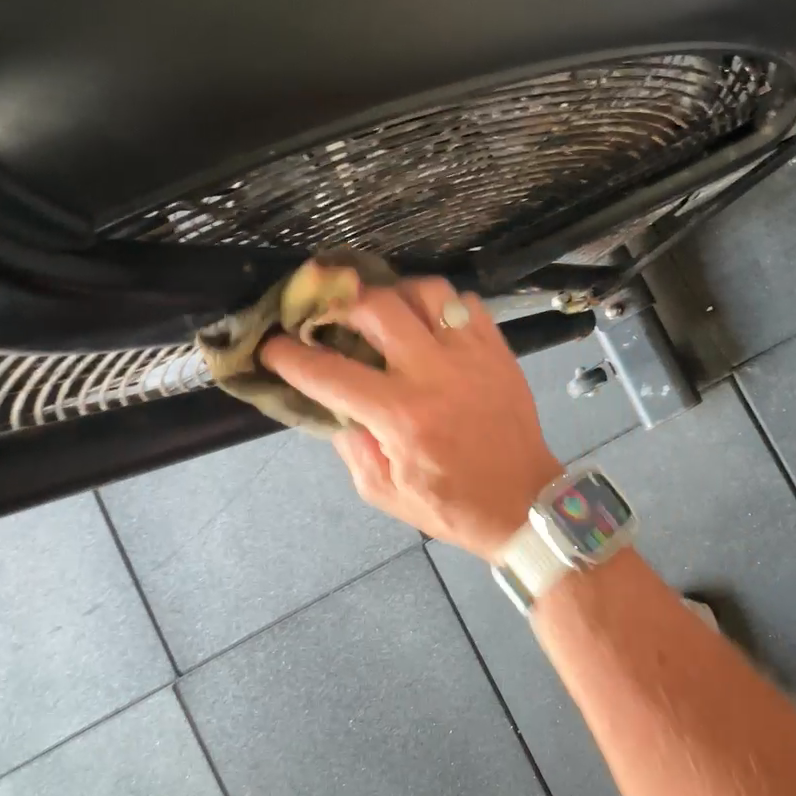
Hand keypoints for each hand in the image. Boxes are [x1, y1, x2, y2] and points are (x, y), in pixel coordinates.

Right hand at [261, 277, 561, 559]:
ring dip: (396, 294)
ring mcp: (472, 355)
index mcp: (401, 415)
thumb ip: (350, 442)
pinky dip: (442, 304)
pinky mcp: (498, 349)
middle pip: (378, 307)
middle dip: (341, 303)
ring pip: (427, 292)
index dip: (289, 355)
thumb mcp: (382, 490)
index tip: (272, 345)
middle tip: (328, 311)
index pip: (329, 372)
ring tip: (384, 310)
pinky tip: (430, 322)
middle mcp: (435, 373)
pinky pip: (467, 303)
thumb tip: (331, 403)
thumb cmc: (450, 503)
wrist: (523, 499)